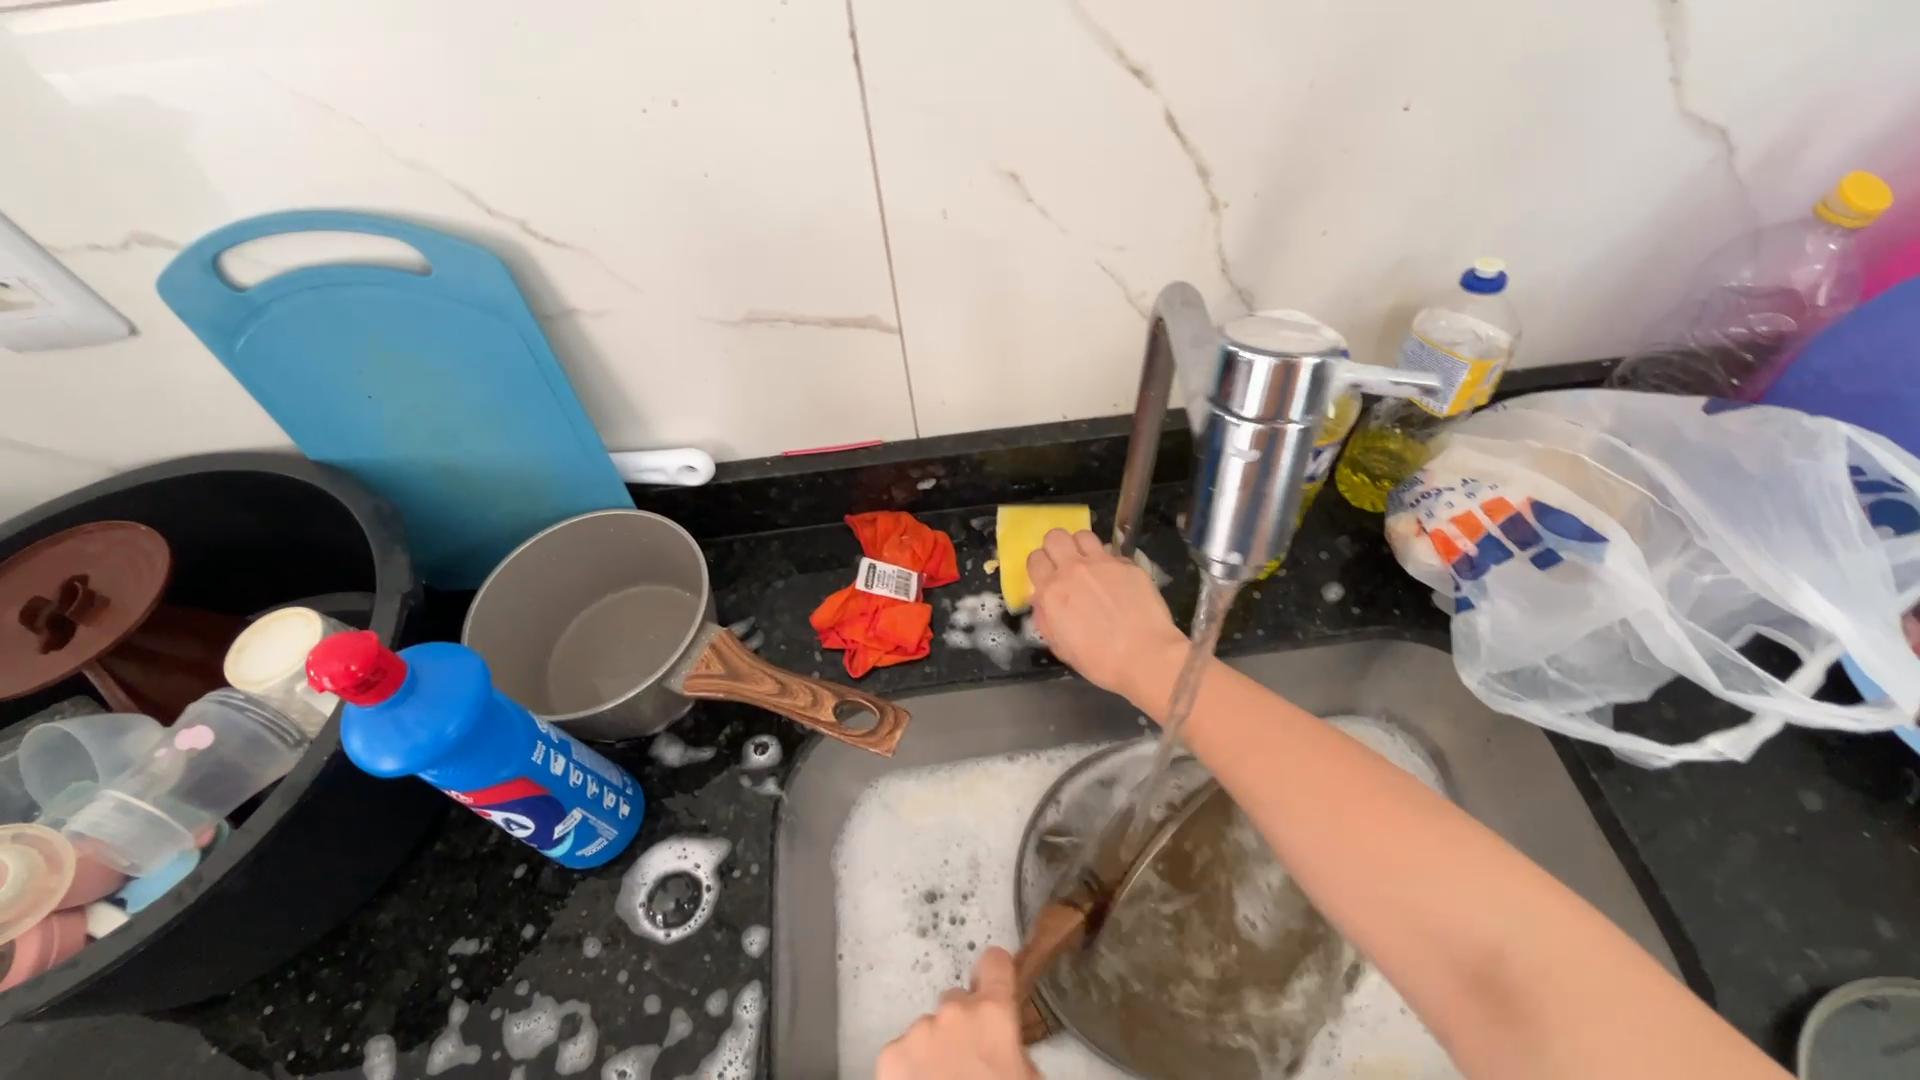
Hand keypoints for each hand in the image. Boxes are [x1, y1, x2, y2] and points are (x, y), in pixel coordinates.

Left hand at [877, 947, 1038, 1079]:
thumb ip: (1014, 1053)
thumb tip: (1001, 1048)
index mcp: (994, 1014)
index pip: (994, 962)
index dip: (994, 974)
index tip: (993, 987)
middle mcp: (954, 1012)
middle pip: (956, 1002)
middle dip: (962, 1026)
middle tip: (967, 1066)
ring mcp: (918, 1032)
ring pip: (928, 1031)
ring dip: (935, 1051)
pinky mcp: (890, 1056)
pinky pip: (903, 1053)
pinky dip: (910, 1070)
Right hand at [1026, 529, 1185, 710]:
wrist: (1146, 656)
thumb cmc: (1099, 661)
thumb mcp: (1060, 646)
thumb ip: (1045, 618)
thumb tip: (1041, 600)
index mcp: (1052, 591)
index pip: (1035, 559)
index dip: (1039, 567)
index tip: (1046, 577)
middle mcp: (1074, 570)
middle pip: (1055, 536)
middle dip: (1056, 548)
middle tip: (1065, 565)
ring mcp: (1103, 563)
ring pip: (1083, 535)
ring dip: (1081, 547)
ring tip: (1089, 564)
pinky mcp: (1128, 564)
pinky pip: (1112, 553)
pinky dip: (1109, 563)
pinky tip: (1116, 580)